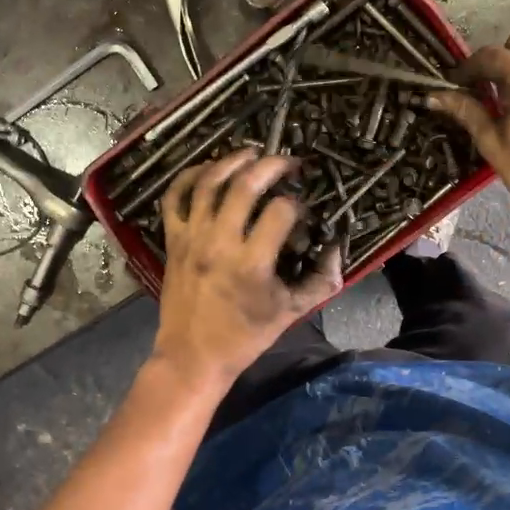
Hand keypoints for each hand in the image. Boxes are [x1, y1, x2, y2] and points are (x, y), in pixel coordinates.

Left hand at [151, 149, 342, 384]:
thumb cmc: (246, 336)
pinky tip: (208, 168)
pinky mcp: (173, 240)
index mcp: (252, 263)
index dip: (298, 205)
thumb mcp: (291, 312)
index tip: (304, 211)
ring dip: (233, 160)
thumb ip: (321, 281)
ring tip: (253, 152)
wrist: (193, 356)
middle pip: (245, 185)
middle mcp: (220, 242)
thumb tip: (337, 249)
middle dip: (272, 166)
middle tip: (289, 163)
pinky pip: (175, 197)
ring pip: (210, 182)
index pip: (281, 212)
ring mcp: (192, 237)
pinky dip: (189, 176)